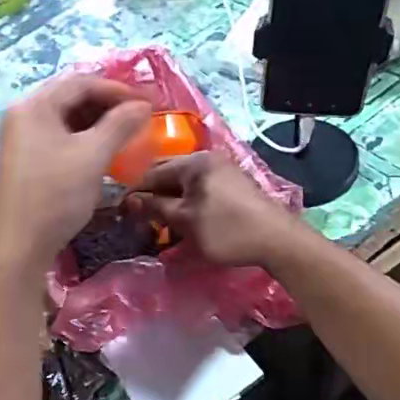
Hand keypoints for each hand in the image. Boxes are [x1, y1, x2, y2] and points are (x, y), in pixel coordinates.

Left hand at [0, 76, 150, 265]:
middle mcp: (24, 114)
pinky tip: (105, 152)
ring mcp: (23, 138)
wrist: (20, 244)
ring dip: (99, 122)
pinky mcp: (27, 159)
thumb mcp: (92, 156)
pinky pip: (61, 137)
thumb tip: (143, 106)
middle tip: (139, 116)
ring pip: (67, 119)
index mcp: (35, 106)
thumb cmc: (56, 195)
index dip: (118, 89)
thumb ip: (120, 125)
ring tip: (127, 134)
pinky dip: (85, 139)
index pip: (81, 83)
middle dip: (109, 105)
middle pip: (72, 97)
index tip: (147, 103)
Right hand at [128, 151, 308, 269]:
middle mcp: (207, 158)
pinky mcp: (232, 185)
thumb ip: (156, 208)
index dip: (134, 192)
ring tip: (159, 221)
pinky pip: (199, 188)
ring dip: (169, 200)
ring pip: (184, 183)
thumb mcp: (186, 221)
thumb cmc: (227, 229)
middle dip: (152, 194)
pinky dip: (186, 201)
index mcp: (194, 162)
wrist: (277, 240)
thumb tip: (130, 200)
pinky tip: (182, 218)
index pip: (152, 172)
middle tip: (138, 217)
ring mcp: (222, 170)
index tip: (121, 210)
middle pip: (168, 173)